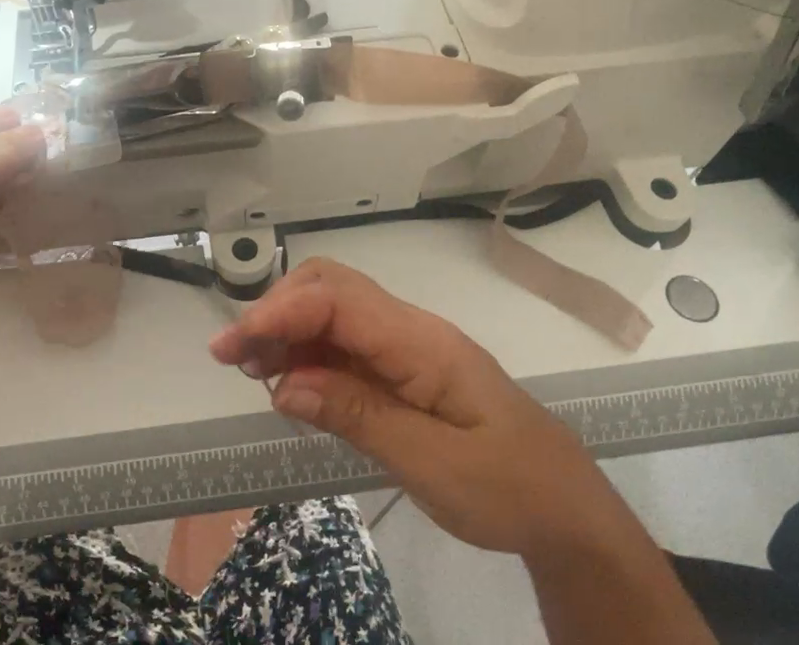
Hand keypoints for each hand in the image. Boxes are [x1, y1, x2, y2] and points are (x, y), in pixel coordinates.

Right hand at [209, 258, 614, 556]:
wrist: (566, 510)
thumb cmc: (508, 488)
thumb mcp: (432, 463)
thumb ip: (358, 416)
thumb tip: (286, 384)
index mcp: (422, 343)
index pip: (338, 300)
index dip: (279, 313)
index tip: (233, 347)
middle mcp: (410, 332)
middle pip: (331, 288)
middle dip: (276, 312)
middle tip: (236, 360)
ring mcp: (407, 350)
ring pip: (333, 314)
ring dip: (286, 333)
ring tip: (251, 372)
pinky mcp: (404, 373)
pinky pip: (346, 349)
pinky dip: (308, 358)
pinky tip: (290, 386)